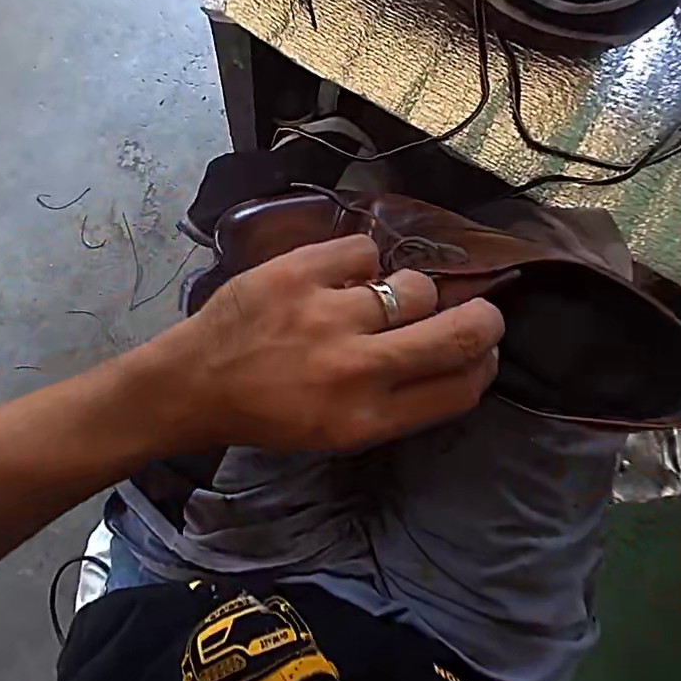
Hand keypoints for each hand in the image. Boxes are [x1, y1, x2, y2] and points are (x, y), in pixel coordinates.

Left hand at [150, 234, 503, 451]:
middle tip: (477, 310)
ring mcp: (326, 316)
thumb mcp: (336, 430)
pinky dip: (359, 260)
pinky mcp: (297, 273)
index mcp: (367, 417)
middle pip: (459, 333)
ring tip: (380, 295)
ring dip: (407, 290)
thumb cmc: (266, 412)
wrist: (196, 381)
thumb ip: (396, 400)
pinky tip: (338, 275)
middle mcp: (356, 368)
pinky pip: (361, 250)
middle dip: (482, 318)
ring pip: (413, 285)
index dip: (484, 363)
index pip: (460, 388)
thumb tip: (451, 354)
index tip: (483, 348)